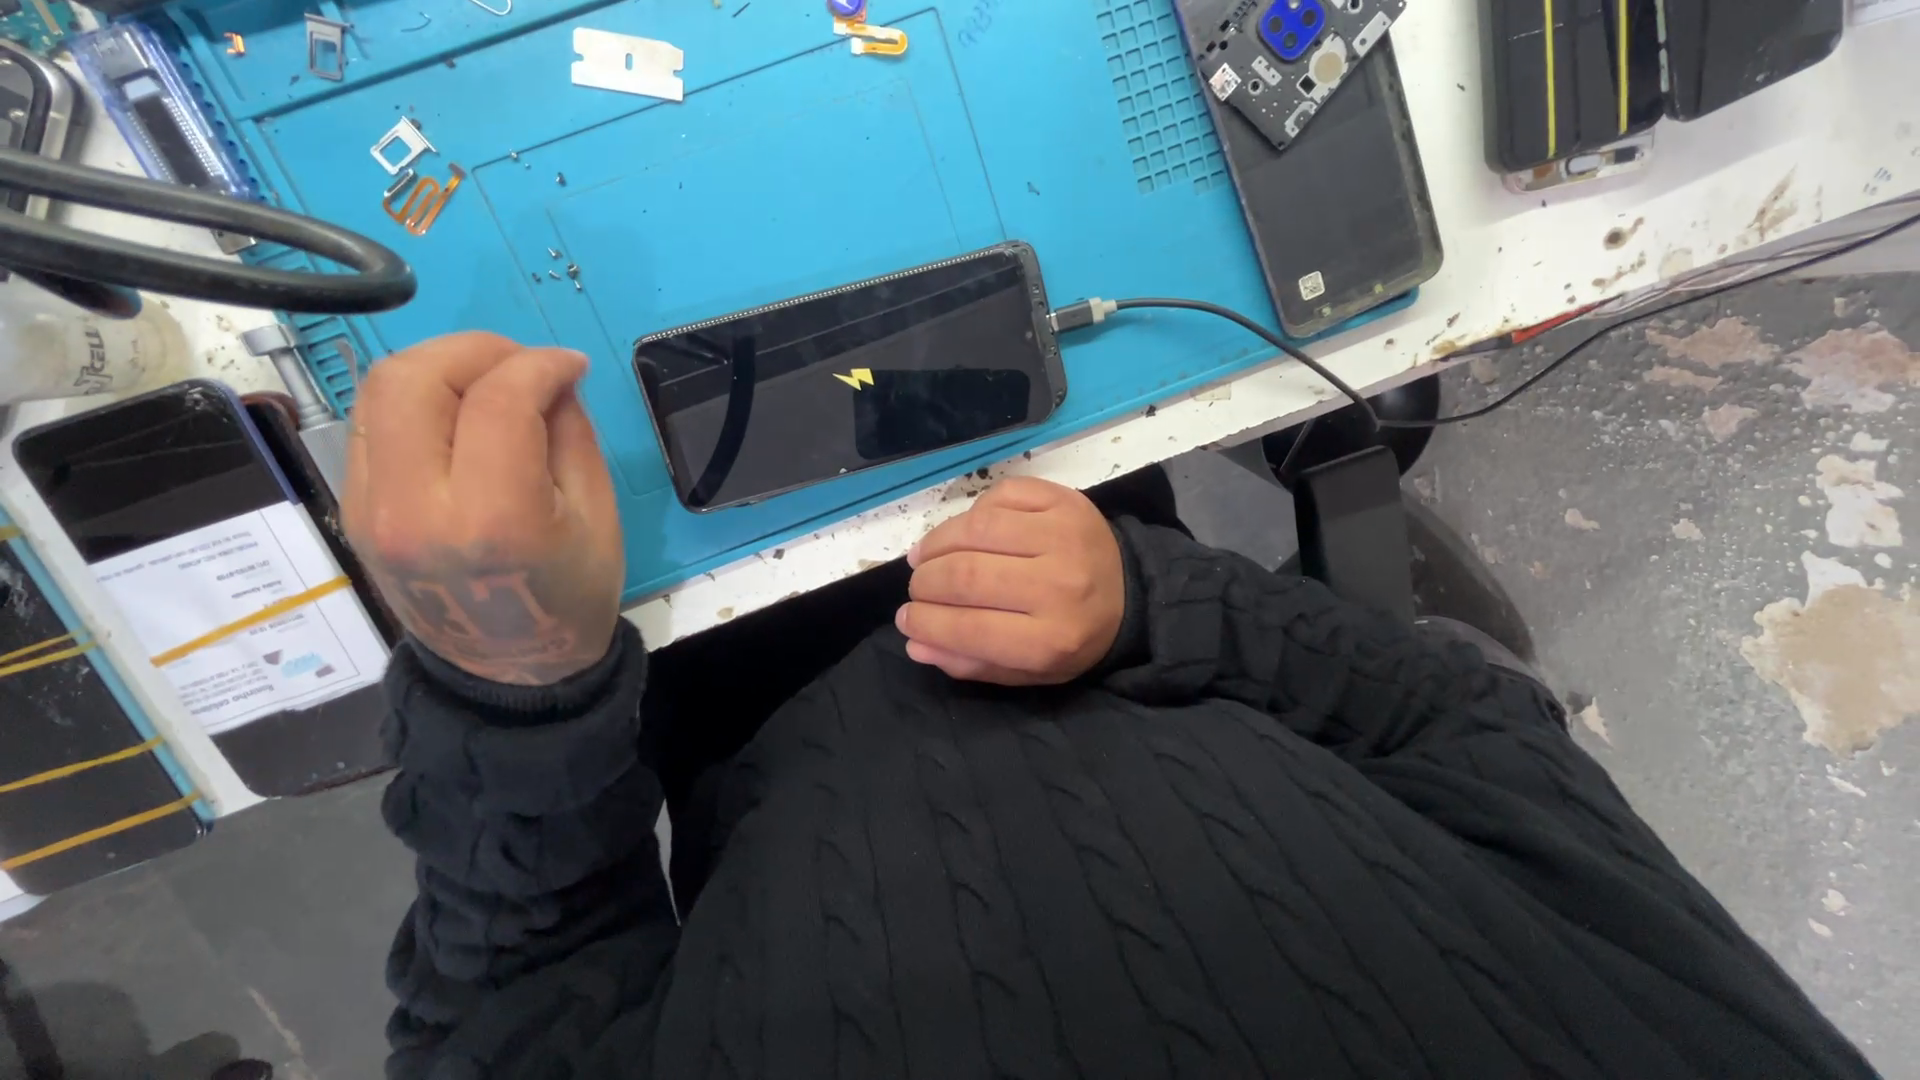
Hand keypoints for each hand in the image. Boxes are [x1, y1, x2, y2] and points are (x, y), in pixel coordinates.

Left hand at [342, 332, 623, 685]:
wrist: (509, 669)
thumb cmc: (573, 595)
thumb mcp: (598, 516)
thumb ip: (570, 436)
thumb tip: (548, 381)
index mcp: (496, 517)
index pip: (500, 402)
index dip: (540, 365)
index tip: (572, 365)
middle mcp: (416, 508)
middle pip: (414, 380)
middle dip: (475, 349)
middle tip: (521, 360)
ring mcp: (372, 509)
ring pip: (379, 393)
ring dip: (438, 366)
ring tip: (489, 378)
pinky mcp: (355, 510)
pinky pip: (372, 426)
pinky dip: (415, 401)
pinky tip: (457, 413)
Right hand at [897, 477, 1124, 685]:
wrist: (1134, 594)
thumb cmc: (1073, 638)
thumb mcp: (1029, 670)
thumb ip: (972, 663)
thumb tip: (914, 643)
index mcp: (1052, 639)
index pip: (969, 628)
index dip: (925, 622)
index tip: (905, 619)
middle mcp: (1060, 585)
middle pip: (966, 575)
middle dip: (926, 583)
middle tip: (917, 588)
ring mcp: (1064, 535)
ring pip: (977, 529)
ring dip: (938, 543)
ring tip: (926, 558)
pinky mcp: (1066, 500)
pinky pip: (1001, 495)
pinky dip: (973, 512)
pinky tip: (967, 531)